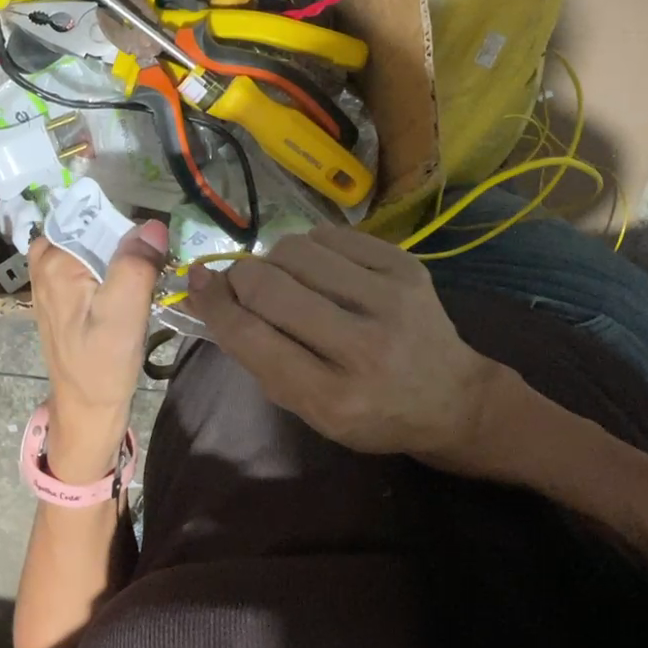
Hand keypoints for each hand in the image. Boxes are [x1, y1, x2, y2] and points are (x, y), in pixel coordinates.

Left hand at [30, 220, 168, 481]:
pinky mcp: (64, 295)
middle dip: (121, 232)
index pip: (89, 212)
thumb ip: (135, 265)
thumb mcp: (124, 314)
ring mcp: (51, 279)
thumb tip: (152, 225)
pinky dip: (111, 267)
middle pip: (89, 225)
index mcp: (53, 260)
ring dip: (119, 250)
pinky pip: (90, 263)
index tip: (149, 232)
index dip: (122, 216)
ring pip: (91, 244)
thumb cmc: (102, 364)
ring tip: (148, 264)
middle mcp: (44, 262)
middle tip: (154, 250)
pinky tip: (133, 282)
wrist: (86, 407)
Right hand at [185, 225, 505, 458]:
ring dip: (273, 260)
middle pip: (269, 286)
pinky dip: (309, 248)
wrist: (451, 398)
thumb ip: (254, 355)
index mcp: (332, 396)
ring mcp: (392, 301)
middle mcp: (364, 347)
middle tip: (241, 286)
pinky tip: (318, 269)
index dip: (213, 304)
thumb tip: (202, 293)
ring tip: (285, 279)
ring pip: (296, 250)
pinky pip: (330, 235)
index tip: (196, 284)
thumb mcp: (305, 407)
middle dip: (240, 278)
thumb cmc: (366, 412)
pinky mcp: (407, 267)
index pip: (251, 337)